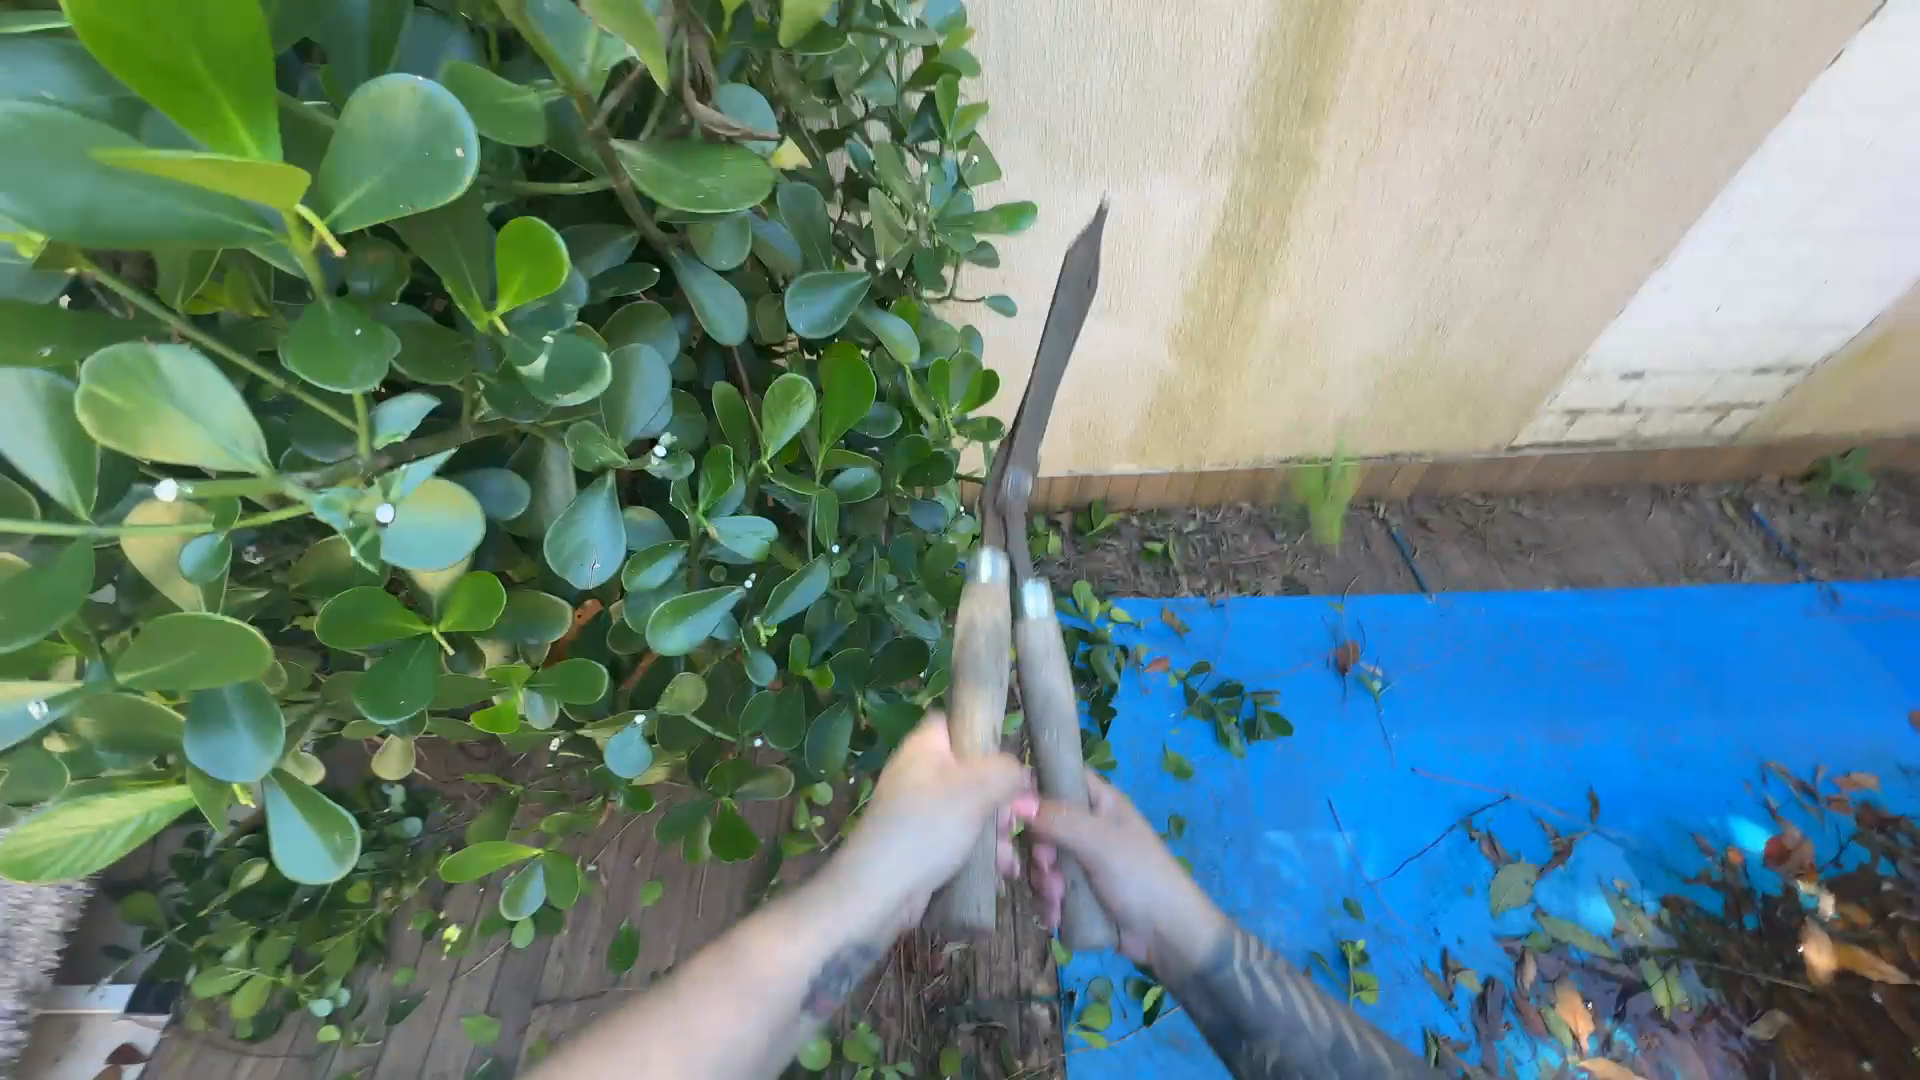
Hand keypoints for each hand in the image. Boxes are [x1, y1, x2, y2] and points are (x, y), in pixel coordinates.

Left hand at [827, 714, 1036, 925]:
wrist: (879, 891)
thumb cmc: (928, 827)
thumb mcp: (976, 788)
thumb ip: (1007, 771)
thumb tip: (1020, 774)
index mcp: (924, 746)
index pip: (956, 722)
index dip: (984, 735)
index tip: (1010, 761)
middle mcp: (919, 772)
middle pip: (971, 770)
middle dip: (1001, 796)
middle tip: (1017, 816)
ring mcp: (918, 809)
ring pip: (970, 808)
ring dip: (996, 829)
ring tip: (1008, 853)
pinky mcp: (921, 843)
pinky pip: (959, 836)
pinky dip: (980, 850)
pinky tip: (999, 869)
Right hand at [1026, 771, 1228, 979]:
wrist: (1167, 936)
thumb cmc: (1140, 875)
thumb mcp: (1100, 842)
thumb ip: (1058, 819)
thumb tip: (1014, 802)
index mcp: (1097, 801)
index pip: (1056, 778)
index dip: (1031, 789)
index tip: (1012, 811)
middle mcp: (1085, 825)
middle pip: (1040, 824)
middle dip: (1038, 851)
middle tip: (1049, 869)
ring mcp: (1079, 860)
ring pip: (1040, 860)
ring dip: (1042, 881)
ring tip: (1058, 899)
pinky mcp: (1076, 891)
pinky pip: (1047, 889)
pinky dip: (1048, 902)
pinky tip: (1057, 916)